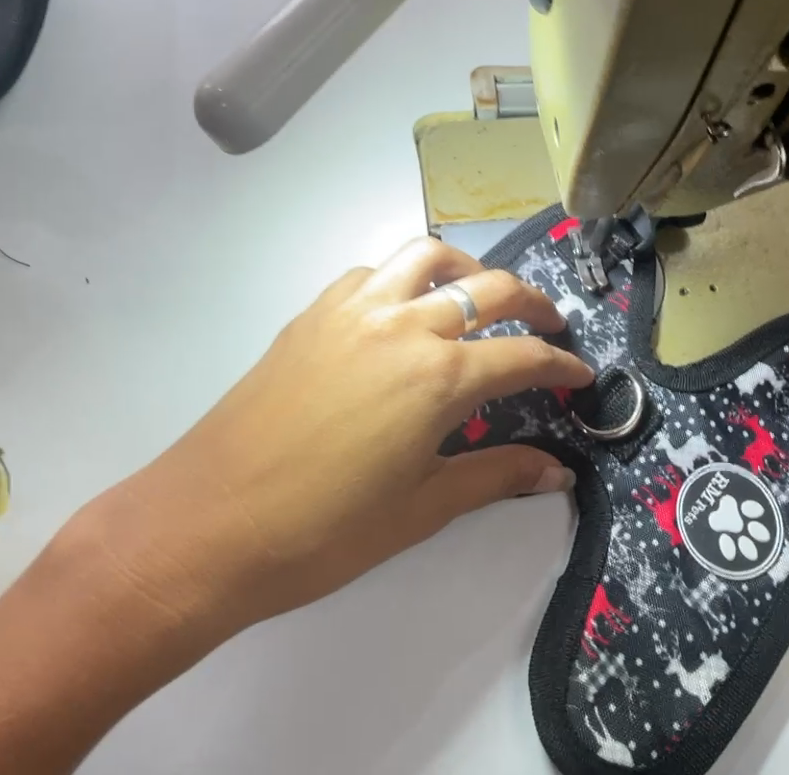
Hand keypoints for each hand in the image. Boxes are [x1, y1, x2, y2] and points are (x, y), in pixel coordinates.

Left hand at [71, 237, 592, 654]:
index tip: (581, 376)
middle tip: (550, 328)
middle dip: (532, 303)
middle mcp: (403, 324)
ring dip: (467, 269)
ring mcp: (353, 310)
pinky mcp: (312, 314)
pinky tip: (404, 314)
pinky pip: (371, 273)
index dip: (561, 366)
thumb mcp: (422, 508)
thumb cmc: (323, 531)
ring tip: (479, 299)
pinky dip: (404, 279)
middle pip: (488, 288)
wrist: (207, 525)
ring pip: (426, 256)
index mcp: (438, 376)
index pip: (523, 357)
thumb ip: (496, 475)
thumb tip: (558, 471)